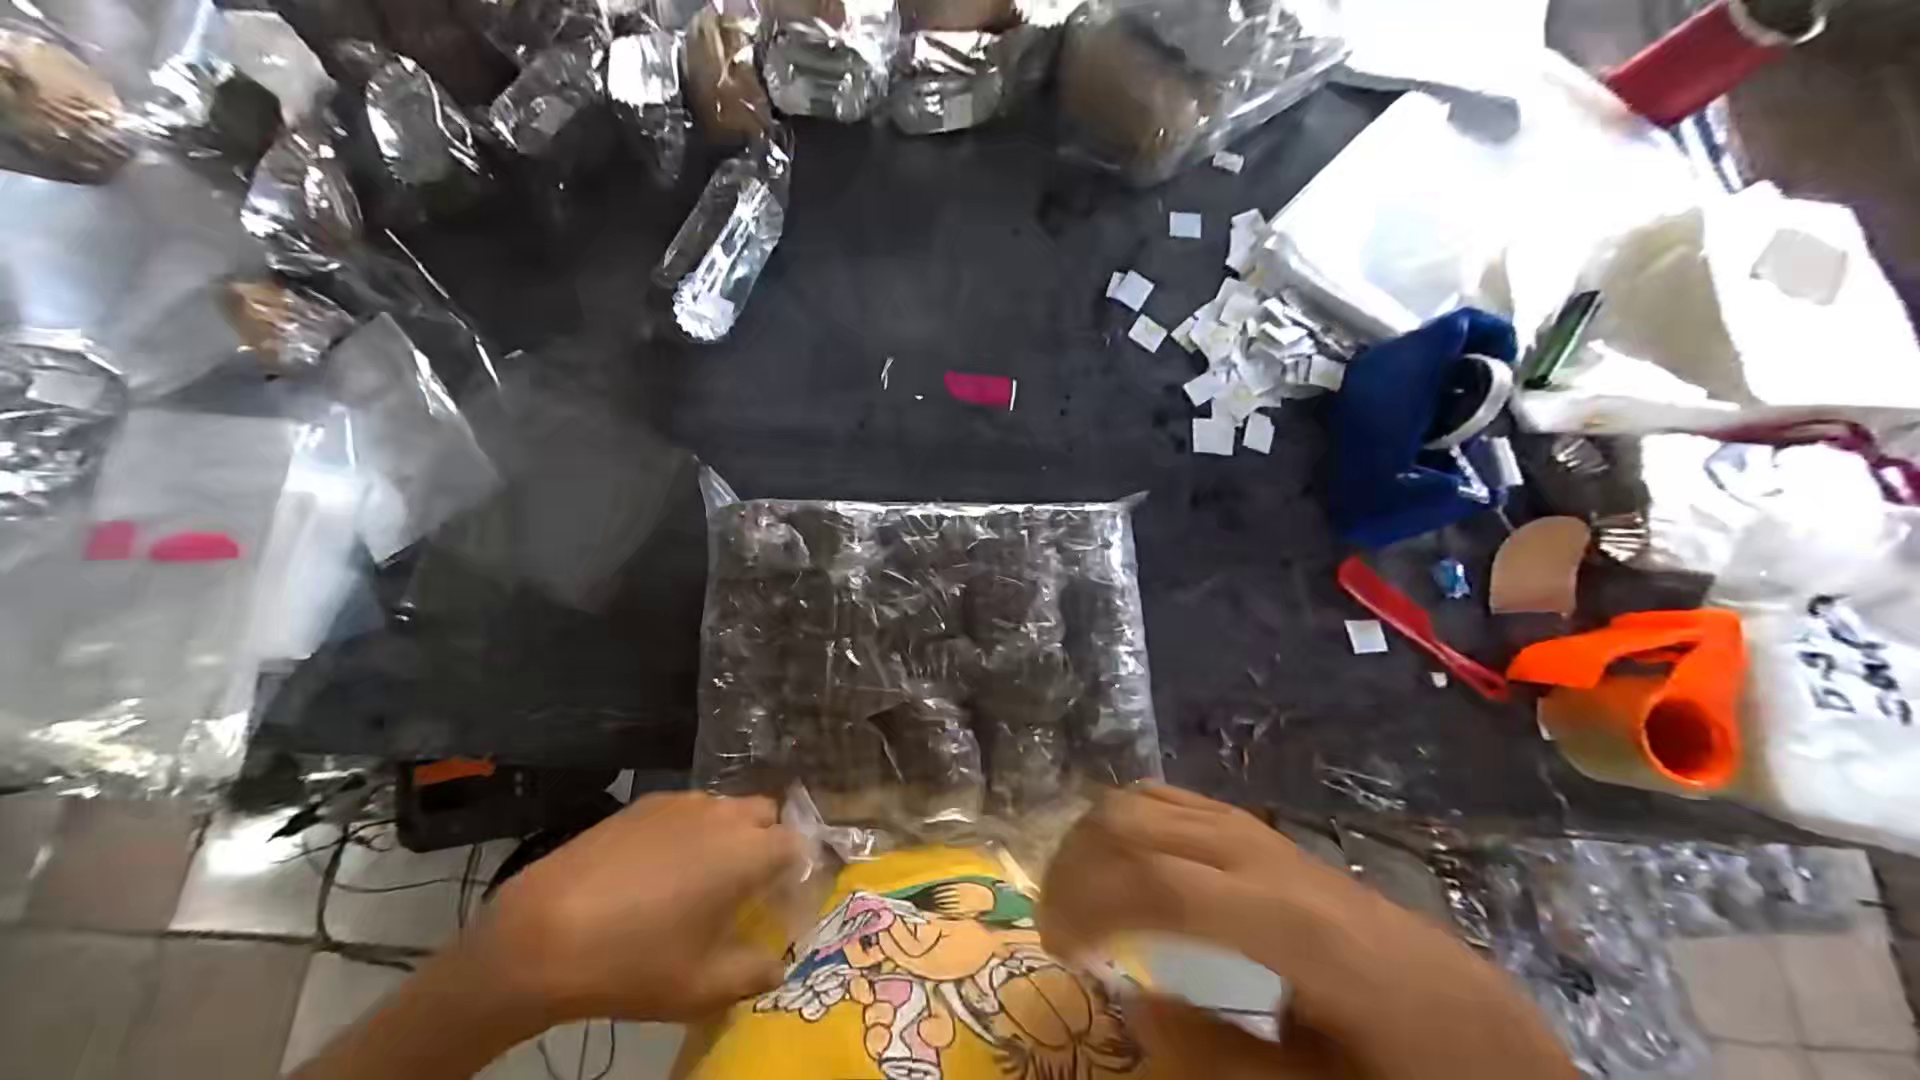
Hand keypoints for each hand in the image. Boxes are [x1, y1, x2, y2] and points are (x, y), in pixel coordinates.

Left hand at [466, 791, 801, 1024]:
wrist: (543, 932)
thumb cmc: (636, 962)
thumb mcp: (704, 988)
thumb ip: (756, 973)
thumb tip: (778, 964)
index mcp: (751, 852)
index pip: (799, 845)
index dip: (796, 871)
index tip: (779, 901)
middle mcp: (725, 815)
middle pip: (766, 815)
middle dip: (766, 842)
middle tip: (742, 885)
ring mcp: (683, 803)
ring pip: (725, 809)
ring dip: (727, 834)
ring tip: (696, 877)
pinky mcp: (645, 803)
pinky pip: (687, 809)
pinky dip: (688, 830)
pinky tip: (655, 868)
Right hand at [1039, 785, 1574, 1079]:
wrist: (1478, 1023)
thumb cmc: (1408, 1069)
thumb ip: (1217, 1060)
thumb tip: (1131, 1006)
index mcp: (1286, 923)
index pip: (1157, 883)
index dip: (1089, 904)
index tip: (1059, 949)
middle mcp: (1261, 856)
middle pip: (1135, 822)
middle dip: (1075, 865)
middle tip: (1056, 926)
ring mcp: (1259, 834)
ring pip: (1146, 800)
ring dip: (1092, 838)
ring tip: (1077, 896)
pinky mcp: (1260, 832)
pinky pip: (1173, 801)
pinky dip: (1124, 821)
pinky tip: (1118, 866)